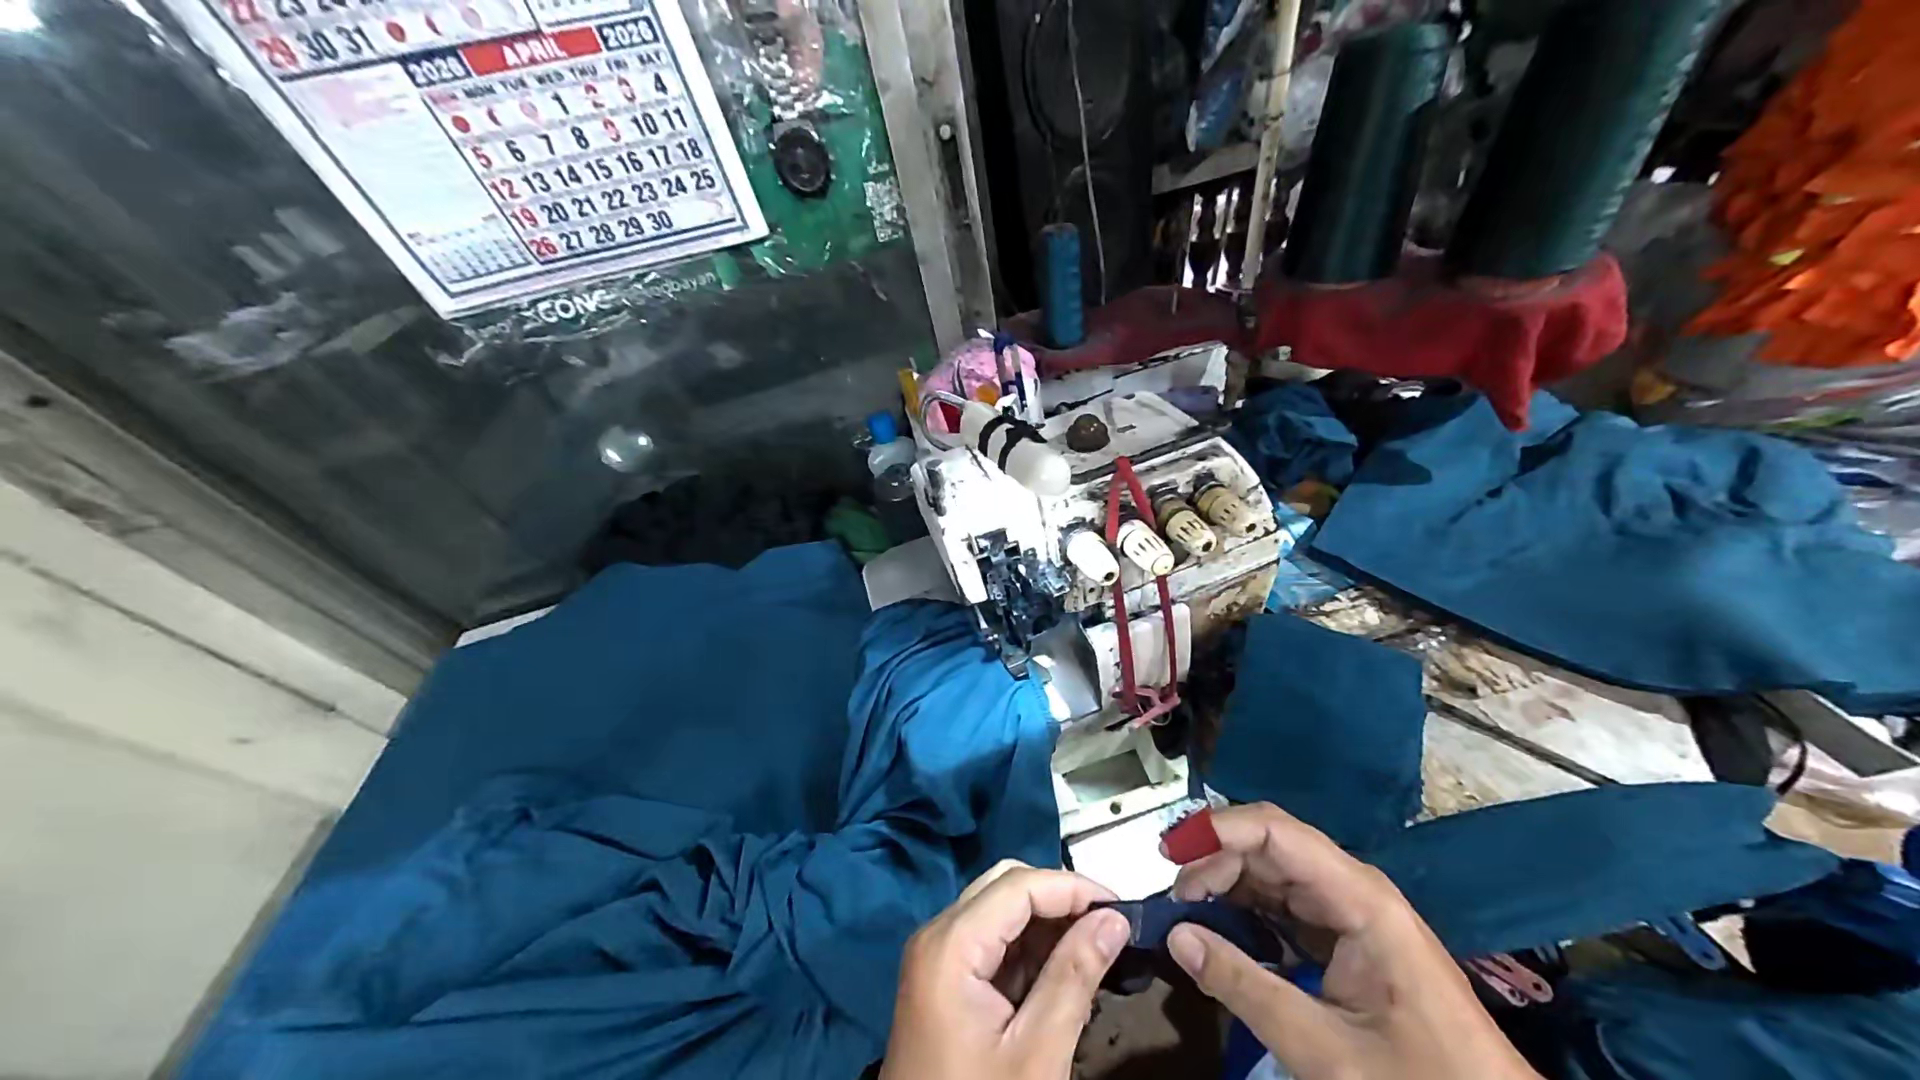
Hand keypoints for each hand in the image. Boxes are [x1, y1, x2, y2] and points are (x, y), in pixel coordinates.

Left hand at [880, 860, 1131, 1079]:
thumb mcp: (1036, 1053)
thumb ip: (1074, 978)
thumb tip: (1114, 920)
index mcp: (950, 944)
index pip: (1018, 885)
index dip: (1072, 887)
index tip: (1121, 908)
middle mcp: (938, 934)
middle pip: (1005, 886)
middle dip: (1060, 898)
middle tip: (1109, 927)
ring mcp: (937, 954)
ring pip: (999, 907)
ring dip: (1047, 920)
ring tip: (1096, 945)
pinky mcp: (943, 976)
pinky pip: (991, 938)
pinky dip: (1029, 945)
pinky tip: (1063, 967)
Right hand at [1165, 804, 1541, 1079]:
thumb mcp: (1325, 1050)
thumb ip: (1245, 988)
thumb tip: (1176, 936)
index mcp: (1360, 899)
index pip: (1277, 831)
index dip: (1218, 830)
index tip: (1168, 853)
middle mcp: (1354, 890)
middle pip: (1271, 845)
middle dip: (1215, 859)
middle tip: (1174, 898)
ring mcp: (1352, 911)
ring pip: (1274, 871)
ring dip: (1227, 882)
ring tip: (1188, 910)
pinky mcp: (1348, 936)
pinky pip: (1286, 903)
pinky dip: (1248, 908)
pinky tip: (1223, 928)